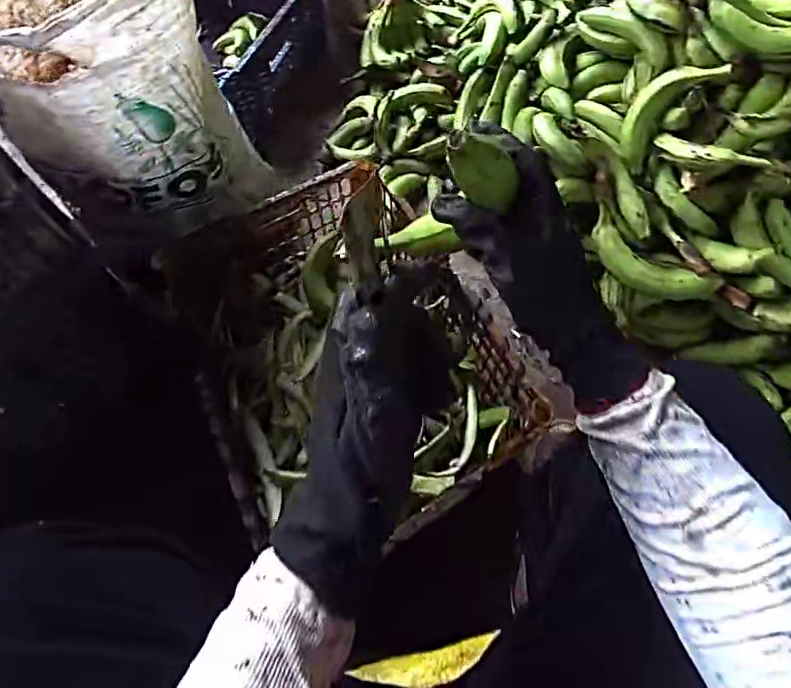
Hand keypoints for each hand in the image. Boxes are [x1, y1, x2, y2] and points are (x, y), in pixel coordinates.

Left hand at [272, 266, 450, 616]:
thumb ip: (377, 347)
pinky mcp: (382, 393)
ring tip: (440, 393)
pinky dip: (430, 380)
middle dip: (425, 332)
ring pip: (410, 341)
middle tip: (445, 359)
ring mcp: (368, 372)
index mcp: (345, 344)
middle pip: (398, 313)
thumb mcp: (372, 402)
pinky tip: (436, 405)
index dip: (403, 281)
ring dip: (432, 359)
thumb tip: (382, 296)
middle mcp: (354, 349)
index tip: (437, 279)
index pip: (371, 290)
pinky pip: (413, 368)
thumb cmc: (359, 458)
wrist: (350, 512)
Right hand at [432, 125, 648, 411]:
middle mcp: (544, 213)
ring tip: (454, 190)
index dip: (501, 140)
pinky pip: (505, 226)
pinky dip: (485, 222)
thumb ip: (476, 225)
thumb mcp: (506, 255)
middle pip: (516, 176)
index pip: (526, 158)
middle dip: (487, 164)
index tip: (474, 129)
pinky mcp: (532, 254)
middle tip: (456, 160)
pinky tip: (464, 230)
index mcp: (545, 206)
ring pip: (509, 202)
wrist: (575, 335)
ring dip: (484, 193)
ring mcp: (539, 234)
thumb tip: (442, 201)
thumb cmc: (545, 292)